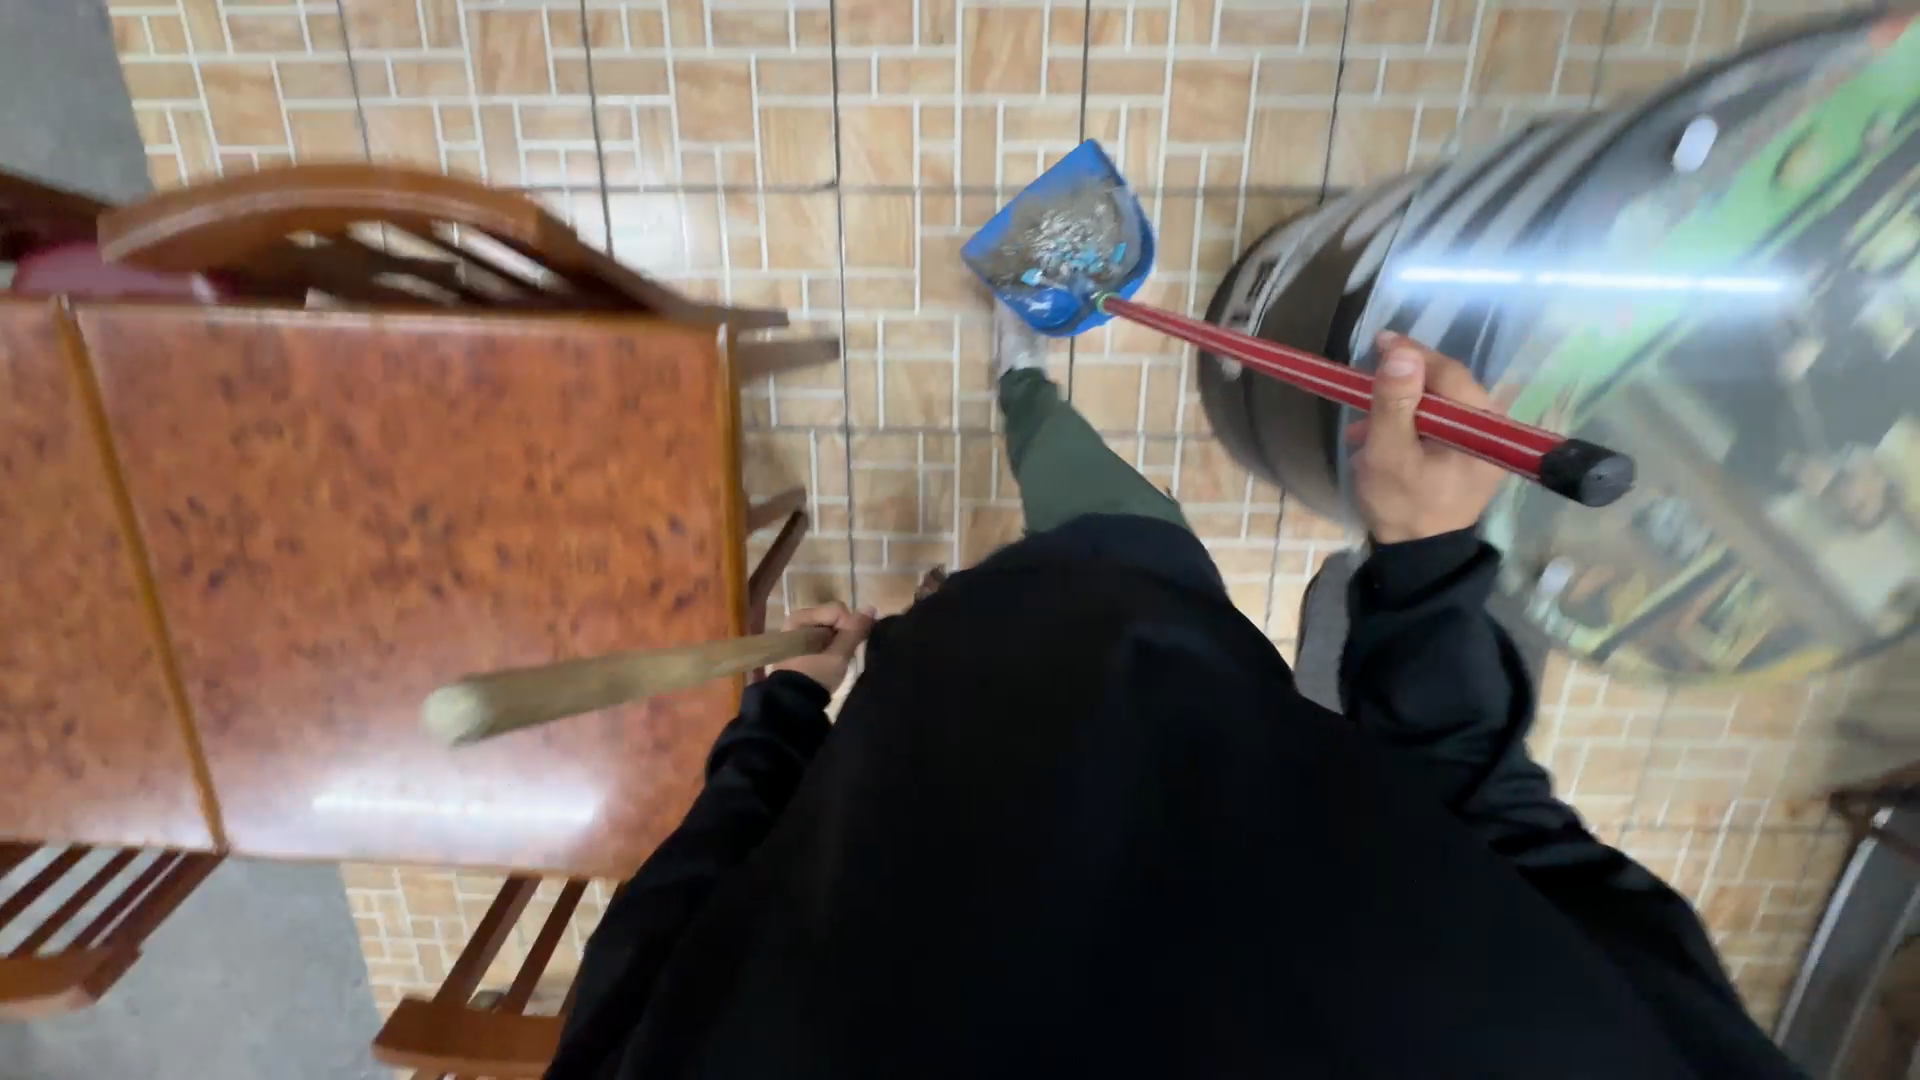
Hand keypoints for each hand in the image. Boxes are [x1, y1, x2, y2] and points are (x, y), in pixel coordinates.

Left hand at [767, 601, 874, 692]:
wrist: (794, 704)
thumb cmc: (815, 676)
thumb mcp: (838, 654)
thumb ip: (855, 630)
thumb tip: (871, 608)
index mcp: (800, 618)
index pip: (837, 610)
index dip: (849, 625)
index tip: (850, 647)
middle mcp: (797, 621)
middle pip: (834, 617)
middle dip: (845, 633)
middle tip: (846, 653)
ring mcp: (798, 634)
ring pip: (831, 628)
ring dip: (840, 640)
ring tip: (840, 659)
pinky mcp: (802, 646)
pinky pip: (824, 637)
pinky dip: (832, 646)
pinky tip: (833, 660)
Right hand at [1350, 332, 1503, 544]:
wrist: (1418, 554)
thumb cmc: (1402, 505)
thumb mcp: (1388, 455)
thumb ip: (1394, 404)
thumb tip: (1399, 353)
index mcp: (1480, 425)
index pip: (1448, 372)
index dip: (1412, 354)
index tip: (1378, 342)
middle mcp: (1491, 427)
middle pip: (1446, 386)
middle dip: (1403, 379)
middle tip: (1366, 377)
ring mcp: (1481, 443)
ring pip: (1440, 404)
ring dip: (1400, 403)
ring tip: (1363, 418)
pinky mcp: (1468, 455)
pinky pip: (1438, 424)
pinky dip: (1408, 422)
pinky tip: (1378, 436)